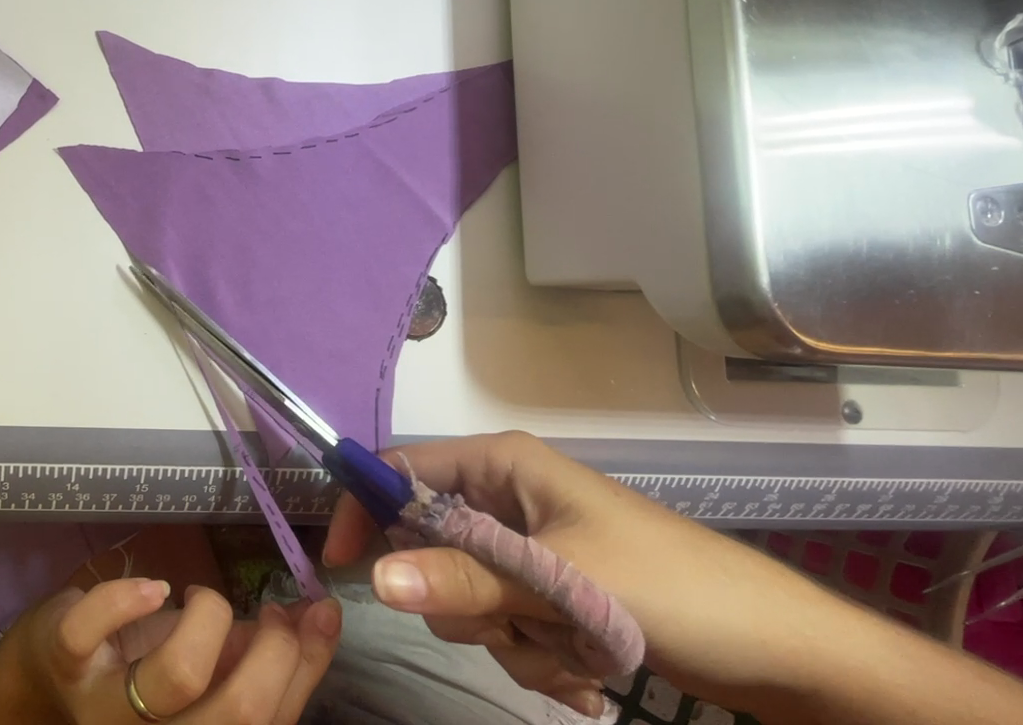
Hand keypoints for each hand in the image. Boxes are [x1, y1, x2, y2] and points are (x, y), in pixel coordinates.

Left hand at [0, 578, 341, 724]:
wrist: (43, 681)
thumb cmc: (137, 676)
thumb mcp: (206, 674)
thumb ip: (261, 657)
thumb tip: (319, 614)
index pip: (270, 724)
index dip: (301, 667)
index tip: (314, 613)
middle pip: (236, 713)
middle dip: (271, 650)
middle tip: (269, 610)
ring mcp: (104, 701)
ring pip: (177, 675)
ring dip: (208, 617)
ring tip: (199, 598)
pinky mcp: (63, 655)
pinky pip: (92, 629)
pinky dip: (126, 599)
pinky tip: (151, 587)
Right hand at [323, 432, 857, 717]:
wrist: (793, 658)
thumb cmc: (675, 592)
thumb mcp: (561, 584)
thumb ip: (463, 578)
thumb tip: (374, 578)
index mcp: (502, 466)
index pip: (401, 471)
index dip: (365, 510)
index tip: (345, 567)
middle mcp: (508, 500)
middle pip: (428, 544)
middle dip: (463, 600)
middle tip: (513, 621)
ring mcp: (531, 549)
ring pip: (465, 596)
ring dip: (508, 638)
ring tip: (575, 653)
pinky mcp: (555, 593)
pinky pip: (504, 625)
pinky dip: (536, 656)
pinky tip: (588, 673)